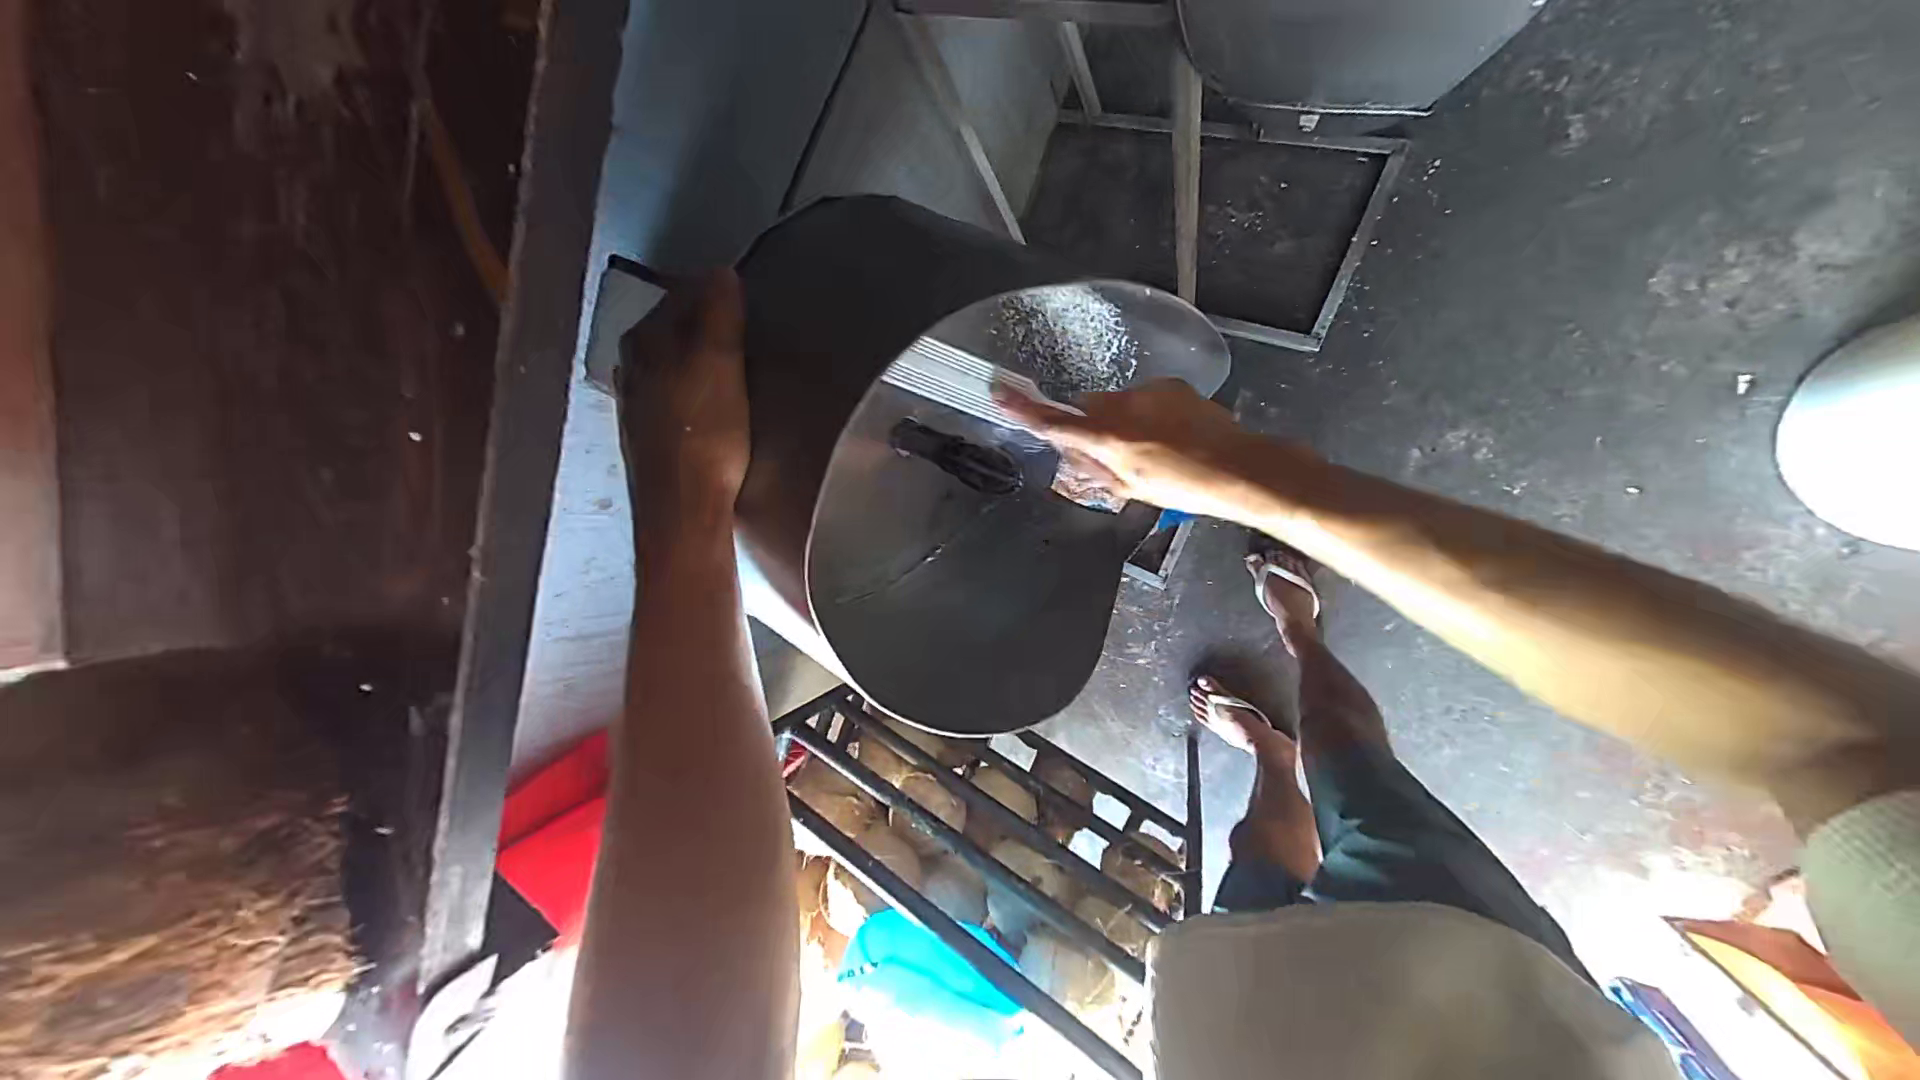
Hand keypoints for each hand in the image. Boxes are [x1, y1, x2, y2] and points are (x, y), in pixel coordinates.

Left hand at [616, 270, 749, 521]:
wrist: (684, 508)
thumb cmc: (706, 434)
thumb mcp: (719, 366)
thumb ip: (718, 315)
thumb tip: (721, 271)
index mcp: (646, 341)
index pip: (681, 295)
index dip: (713, 289)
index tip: (745, 294)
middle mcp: (632, 365)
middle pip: (670, 327)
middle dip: (703, 320)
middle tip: (744, 325)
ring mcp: (637, 402)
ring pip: (668, 360)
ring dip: (696, 353)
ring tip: (731, 359)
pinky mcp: (649, 435)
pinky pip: (670, 392)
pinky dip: (691, 384)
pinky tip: (707, 399)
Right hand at [998, 378, 1302, 519]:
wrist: (1237, 466)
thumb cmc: (1183, 487)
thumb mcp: (1131, 487)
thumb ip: (1097, 468)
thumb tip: (1075, 454)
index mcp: (1108, 438)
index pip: (1054, 422)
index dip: (1024, 409)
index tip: (1000, 394)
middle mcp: (1122, 407)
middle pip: (1087, 408)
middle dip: (1090, 424)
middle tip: (1109, 451)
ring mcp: (1148, 392)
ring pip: (1116, 402)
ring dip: (1121, 419)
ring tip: (1150, 445)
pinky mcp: (1169, 385)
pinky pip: (1143, 396)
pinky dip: (1146, 411)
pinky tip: (1169, 432)